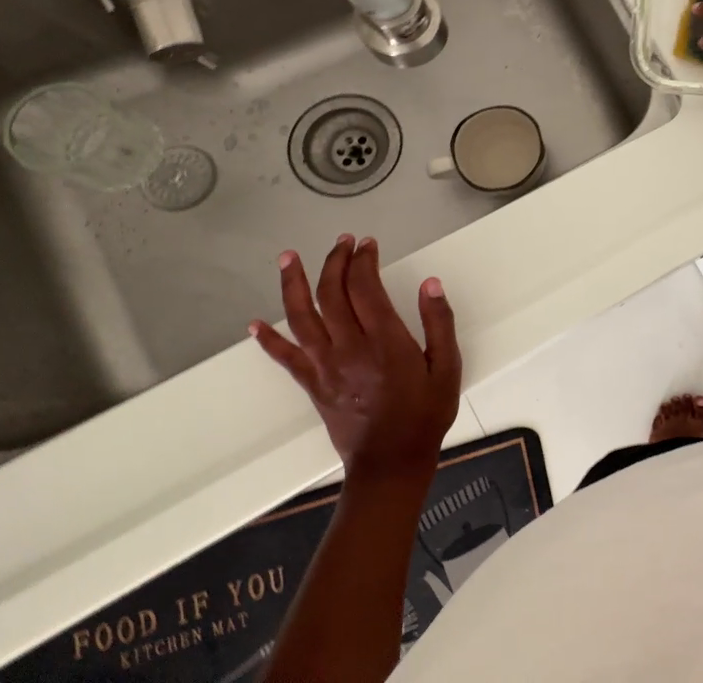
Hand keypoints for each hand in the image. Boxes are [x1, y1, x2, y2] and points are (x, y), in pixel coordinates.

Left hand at [250, 235, 462, 485]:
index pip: (365, 287)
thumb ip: (439, 323)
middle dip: (335, 261)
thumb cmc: (425, 414)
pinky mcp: (312, 384)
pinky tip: (254, 324)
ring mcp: (325, 365)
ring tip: (288, 258)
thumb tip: (430, 285)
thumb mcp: (448, 367)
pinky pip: (284, 357)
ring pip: (301, 316)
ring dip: (292, 283)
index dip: (363, 260)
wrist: (391, 461)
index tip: (368, 244)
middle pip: (331, 293)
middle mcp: (348, 346)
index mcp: (385, 340)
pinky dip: (267, 339)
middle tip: (342, 242)